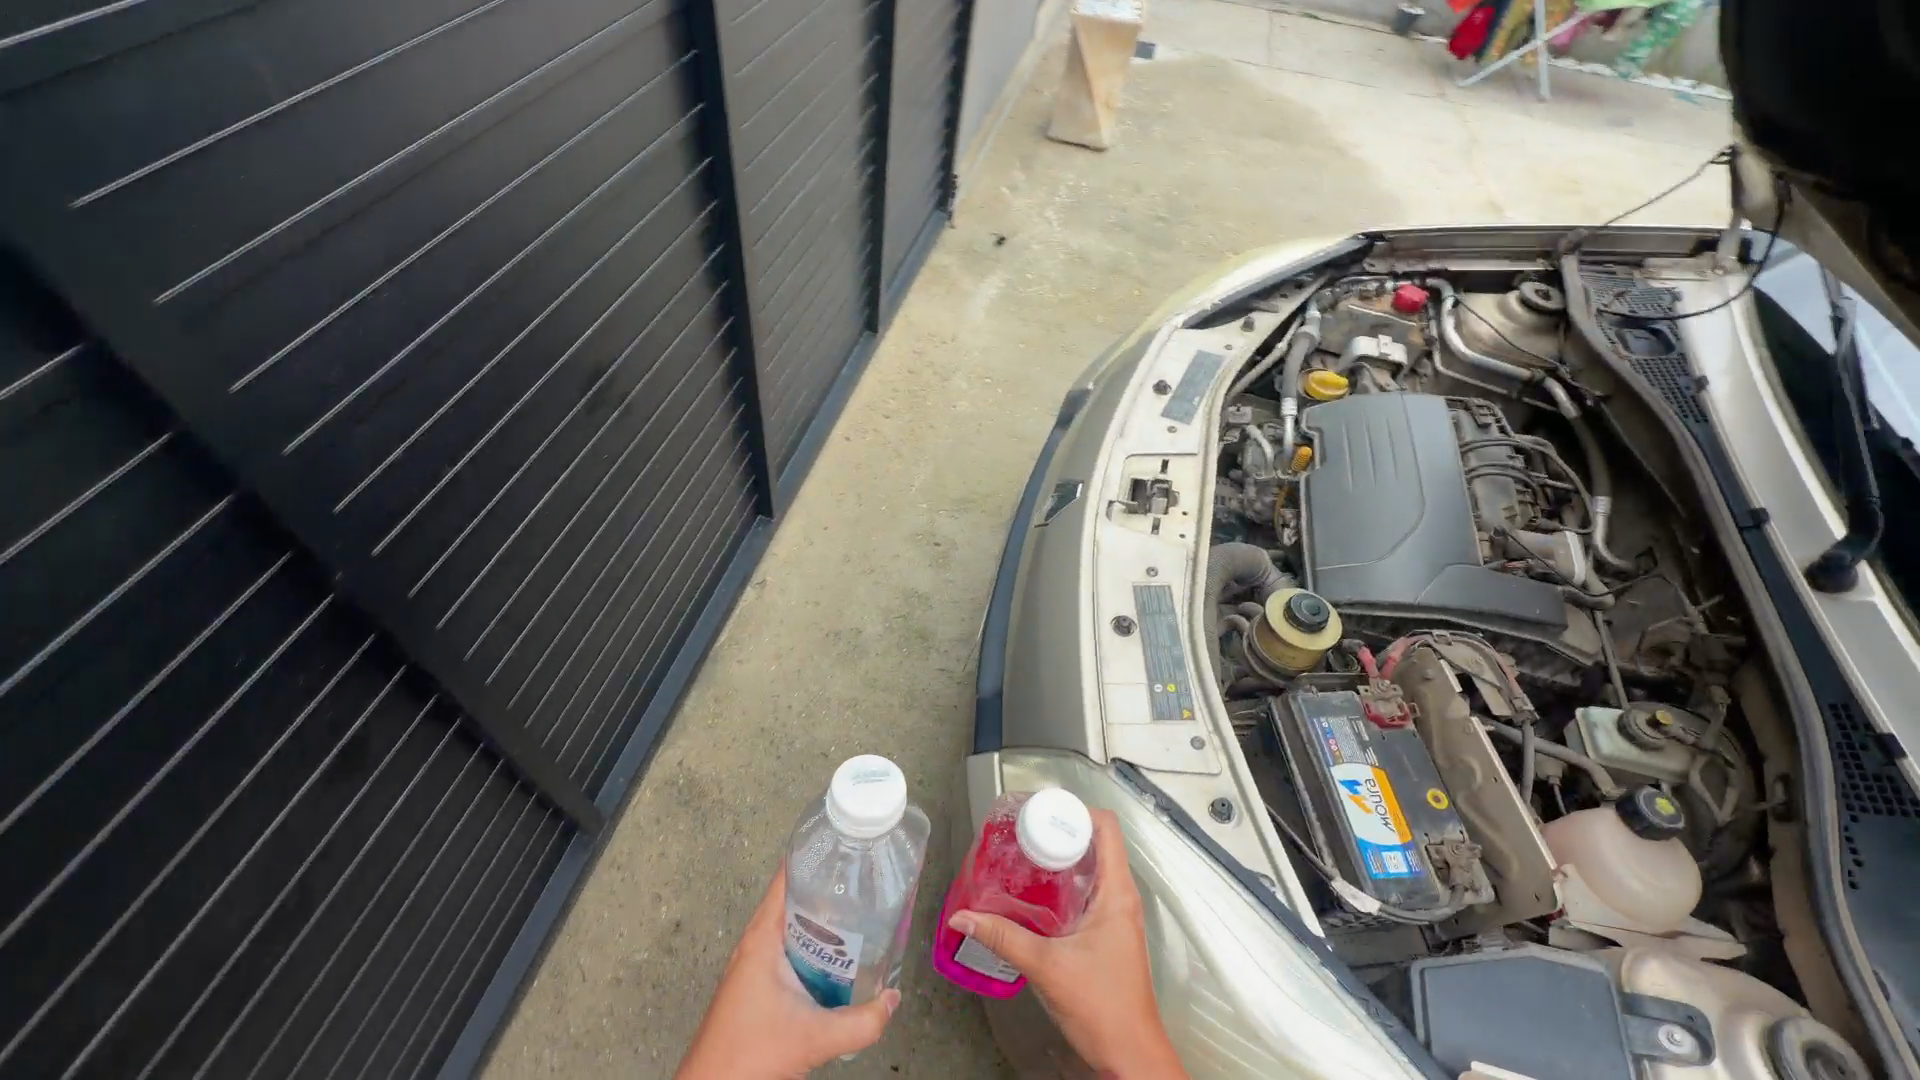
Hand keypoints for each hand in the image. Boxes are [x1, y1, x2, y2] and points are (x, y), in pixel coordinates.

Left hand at [675, 865, 899, 1078]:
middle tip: (867, 882)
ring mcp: (754, 966)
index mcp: (762, 938)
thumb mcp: (814, 1039)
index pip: (786, 878)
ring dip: (823, 922)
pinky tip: (840, 960)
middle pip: (794, 900)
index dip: (815, 856)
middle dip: (830, 890)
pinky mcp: (757, 986)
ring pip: (793, 928)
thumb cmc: (750, 1058)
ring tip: (862, 916)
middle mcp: (756, 944)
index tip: (847, 846)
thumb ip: (861, 1022)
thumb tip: (893, 999)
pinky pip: (791, 951)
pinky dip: (815, 947)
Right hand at [948, 808, 1186, 1078]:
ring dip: (1060, 858)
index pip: (1107, 827)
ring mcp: (1117, 914)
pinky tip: (1033, 893)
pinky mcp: (1108, 932)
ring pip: (1091, 868)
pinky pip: (1087, 891)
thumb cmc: (1101, 1005)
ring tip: (1022, 855)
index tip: (1040, 811)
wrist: (1130, 1054)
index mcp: (1117, 892)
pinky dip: (1063, 883)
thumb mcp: (1046, 966)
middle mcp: (1121, 896)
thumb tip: (962, 916)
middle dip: (1059, 831)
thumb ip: (1003, 937)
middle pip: (1096, 842)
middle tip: (1021, 832)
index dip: (1076, 810)